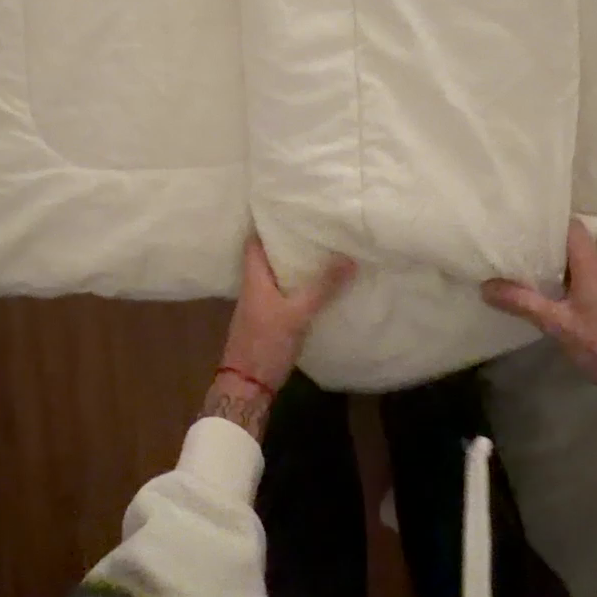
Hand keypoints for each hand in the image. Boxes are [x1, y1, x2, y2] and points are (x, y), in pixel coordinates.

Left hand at [220, 236, 356, 391]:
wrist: (247, 386)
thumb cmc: (265, 342)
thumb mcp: (297, 313)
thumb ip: (323, 287)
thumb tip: (349, 257)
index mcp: (254, 276)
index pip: (255, 240)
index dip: (269, 223)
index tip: (291, 210)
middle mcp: (253, 286)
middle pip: (268, 256)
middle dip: (289, 243)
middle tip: (317, 228)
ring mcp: (260, 304)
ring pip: (278, 275)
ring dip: (295, 265)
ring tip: (323, 251)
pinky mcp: (268, 320)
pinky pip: (284, 294)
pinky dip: (298, 286)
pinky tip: (319, 287)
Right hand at [482, 219, 596, 406]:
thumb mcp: (556, 325)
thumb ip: (521, 302)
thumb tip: (485, 287)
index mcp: (594, 265)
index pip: (574, 227)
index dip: (552, 224)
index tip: (529, 226)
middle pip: (582, 245)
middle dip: (556, 249)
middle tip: (529, 255)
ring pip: (594, 263)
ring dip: (573, 268)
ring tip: (547, 277)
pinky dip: (587, 281)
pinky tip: (572, 298)